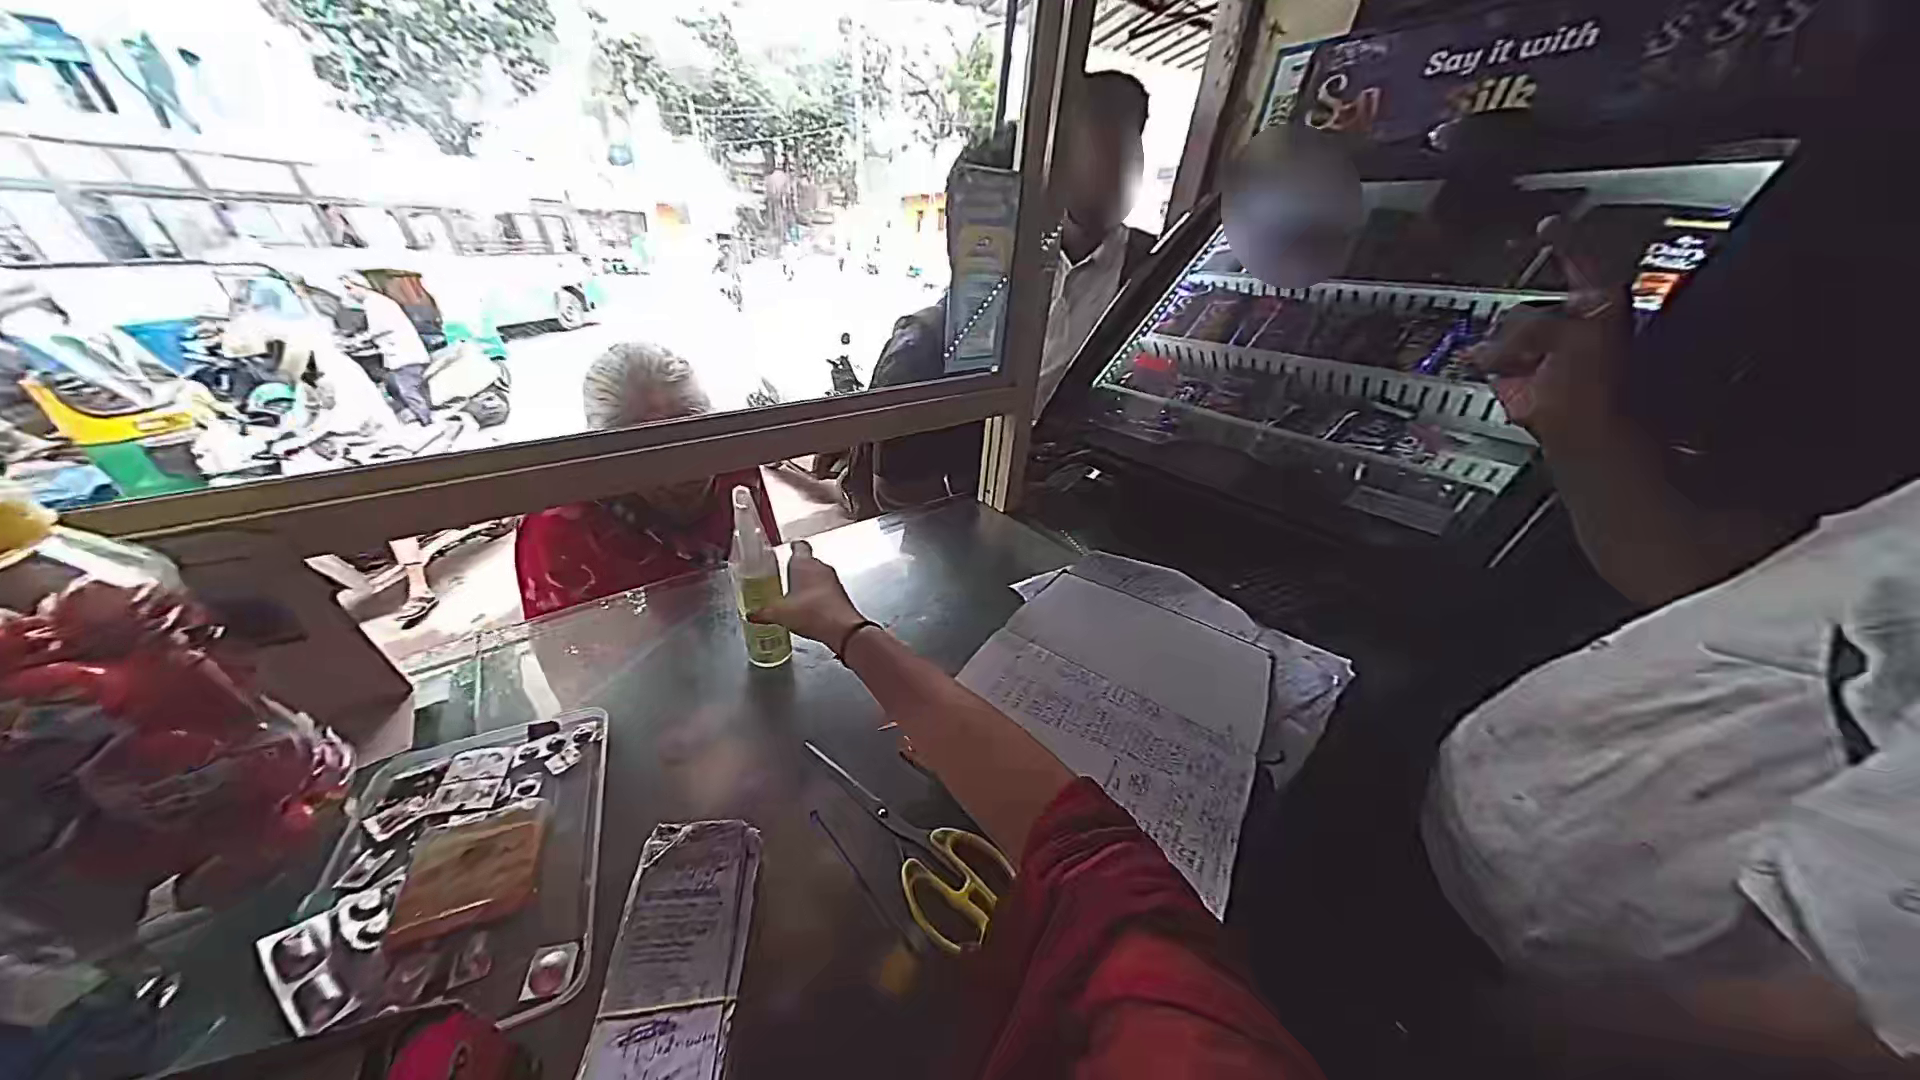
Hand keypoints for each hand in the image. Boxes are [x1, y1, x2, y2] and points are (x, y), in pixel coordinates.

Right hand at [747, 541, 866, 646]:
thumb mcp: (780, 614)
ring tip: (793, 594)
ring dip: (806, 582)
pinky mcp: (839, 594)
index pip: (799, 546)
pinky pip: (824, 588)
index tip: (787, 548)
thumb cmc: (813, 613)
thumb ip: (764, 612)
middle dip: (796, 568)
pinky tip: (807, 607)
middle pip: (807, 561)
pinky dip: (816, 594)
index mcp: (804, 564)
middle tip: (783, 576)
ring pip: (817, 575)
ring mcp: (832, 580)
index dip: (792, 546)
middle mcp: (820, 568)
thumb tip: (752, 614)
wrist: (843, 629)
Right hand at [1465, 251, 1630, 444]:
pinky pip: (1487, 355)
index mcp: (1597, 304)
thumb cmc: (1593, 384)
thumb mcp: (1570, 337)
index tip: (1547, 224)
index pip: (1580, 260)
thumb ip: (1535, 323)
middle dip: (1520, 328)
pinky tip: (1498, 370)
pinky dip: (1488, 362)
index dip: (1563, 241)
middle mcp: (1567, 321)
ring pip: (1501, 332)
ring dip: (1505, 350)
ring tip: (1522, 368)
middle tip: (1532, 350)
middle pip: (1523, 306)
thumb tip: (1500, 334)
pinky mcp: (1511, 369)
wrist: (1576, 426)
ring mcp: (1538, 346)